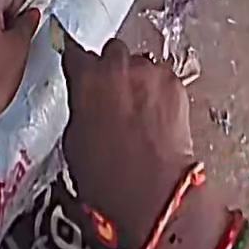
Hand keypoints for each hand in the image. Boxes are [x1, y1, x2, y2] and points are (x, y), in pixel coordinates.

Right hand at [61, 38, 196, 235]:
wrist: (154, 196)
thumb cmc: (108, 178)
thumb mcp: (74, 140)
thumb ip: (79, 105)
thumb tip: (85, 99)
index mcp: (86, 77)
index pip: (74, 52)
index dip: (77, 61)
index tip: (79, 65)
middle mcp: (116, 66)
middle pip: (113, 51)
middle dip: (113, 68)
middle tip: (115, 94)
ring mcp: (148, 72)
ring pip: (140, 64)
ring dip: (138, 80)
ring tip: (141, 110)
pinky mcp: (174, 83)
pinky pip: (163, 78)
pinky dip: (160, 91)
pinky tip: (159, 116)